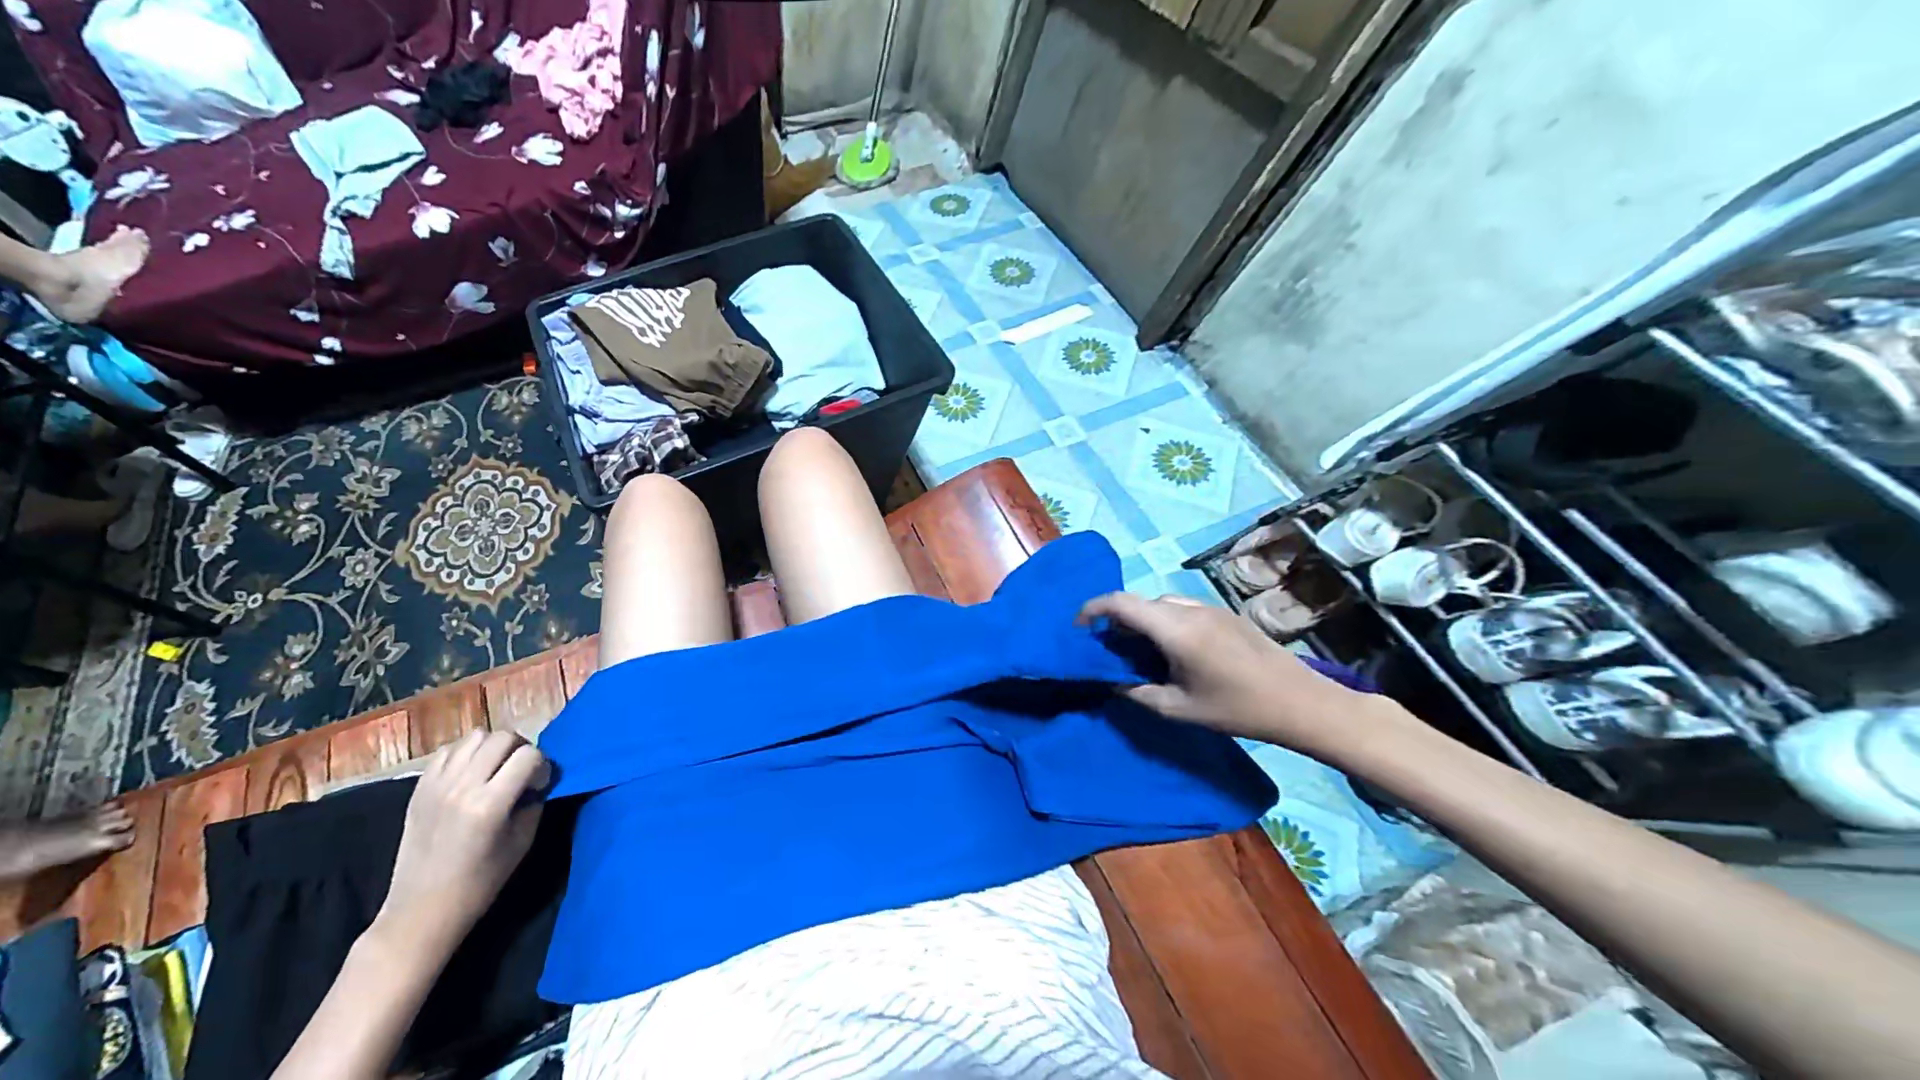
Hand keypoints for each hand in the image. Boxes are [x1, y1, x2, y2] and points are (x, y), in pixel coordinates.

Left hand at [374, 730, 549, 964]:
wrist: (421, 910)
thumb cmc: (479, 883)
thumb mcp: (521, 842)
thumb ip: (534, 803)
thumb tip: (538, 781)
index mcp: (489, 804)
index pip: (529, 756)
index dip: (543, 766)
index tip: (541, 785)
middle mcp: (461, 786)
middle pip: (503, 738)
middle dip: (522, 749)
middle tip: (522, 772)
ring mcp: (436, 785)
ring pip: (475, 737)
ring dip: (494, 747)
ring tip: (496, 769)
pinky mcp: (419, 789)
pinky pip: (448, 751)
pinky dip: (466, 754)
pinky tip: (471, 774)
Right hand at [1079, 592, 1389, 758]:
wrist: (1301, 702)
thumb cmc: (1237, 709)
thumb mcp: (1179, 709)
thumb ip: (1137, 692)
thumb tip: (1111, 679)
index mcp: (1175, 629)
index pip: (1120, 602)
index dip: (1092, 610)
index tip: (1078, 630)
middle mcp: (1190, 609)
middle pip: (1140, 602)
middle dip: (1116, 621)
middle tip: (1108, 651)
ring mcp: (1210, 607)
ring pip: (1161, 604)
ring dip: (1142, 621)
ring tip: (1138, 652)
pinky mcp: (1225, 613)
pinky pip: (1182, 609)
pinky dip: (1164, 622)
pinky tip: (1172, 651)